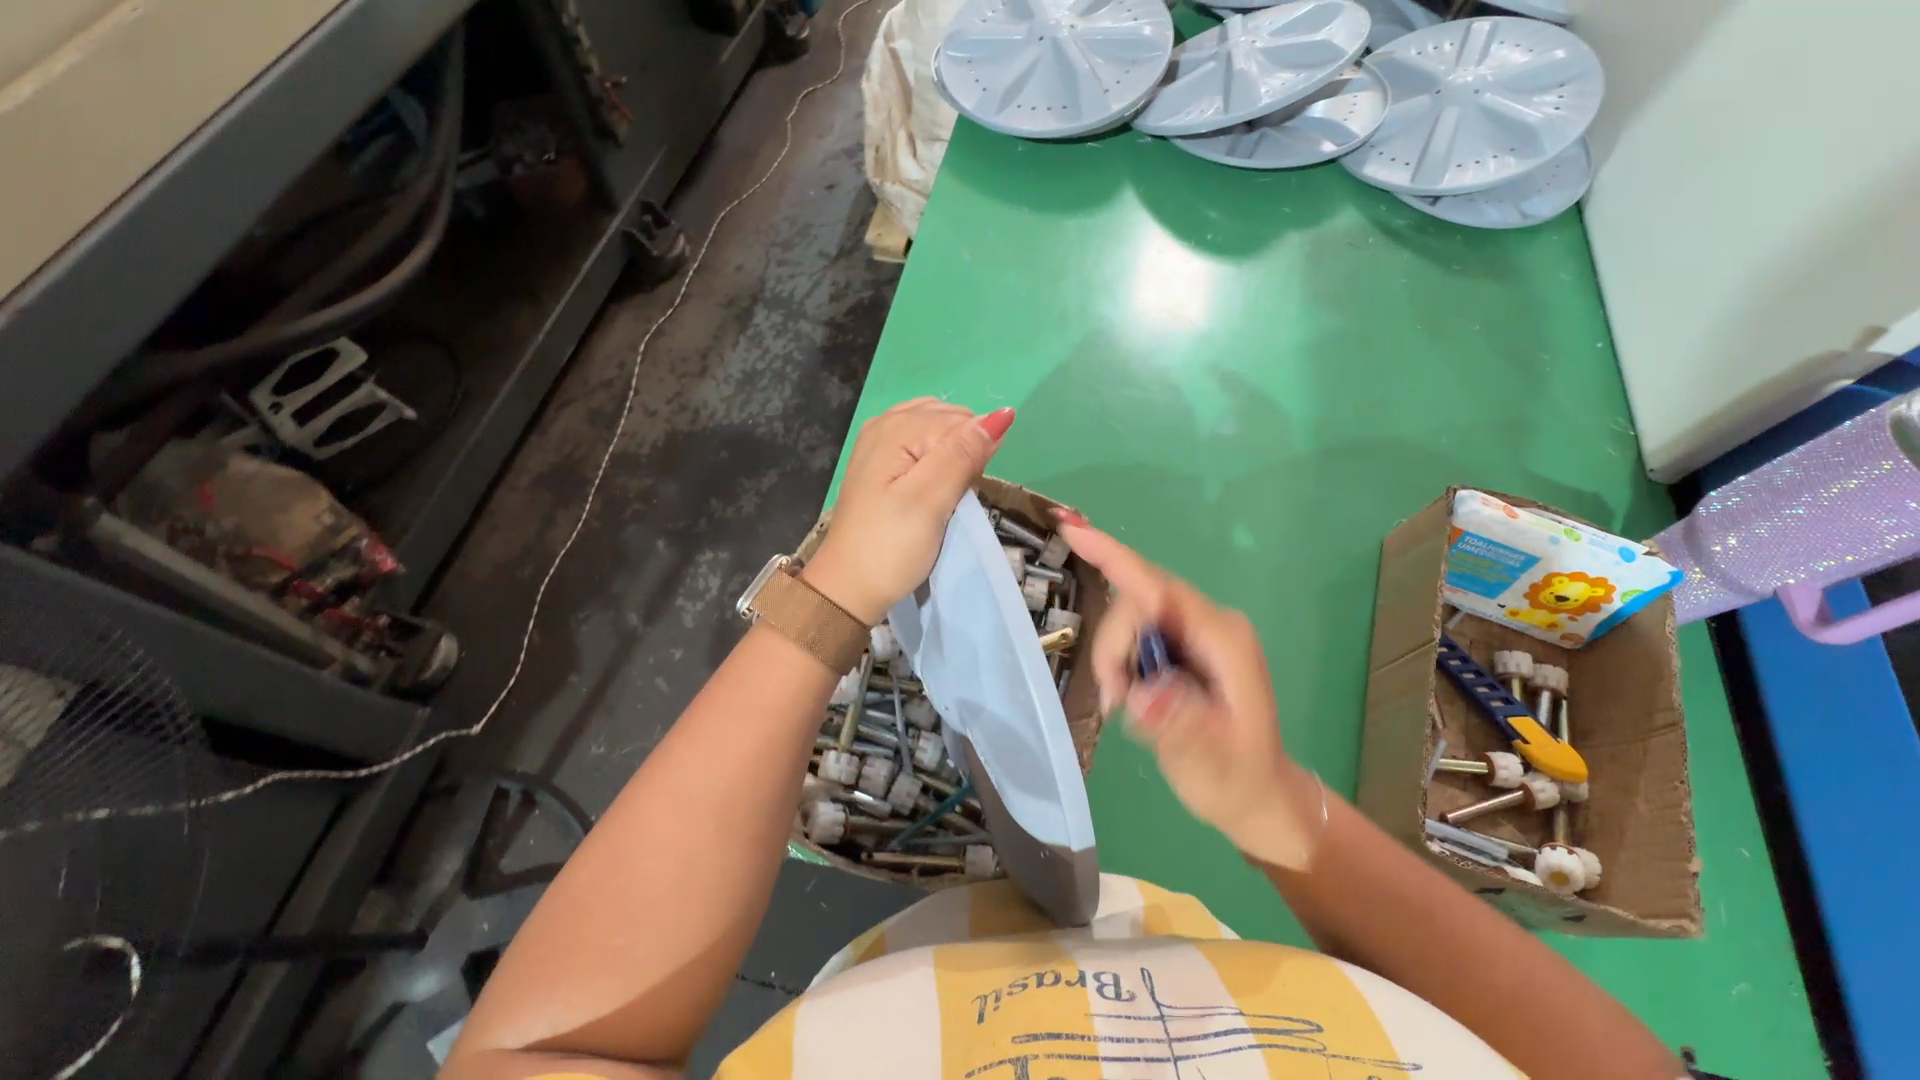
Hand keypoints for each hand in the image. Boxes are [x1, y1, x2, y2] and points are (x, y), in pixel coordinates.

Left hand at [803, 398, 1015, 623]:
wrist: (849, 586)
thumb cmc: (891, 546)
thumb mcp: (931, 500)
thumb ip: (963, 454)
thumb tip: (1002, 415)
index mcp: (897, 427)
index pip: (962, 422)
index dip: (973, 456)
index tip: (961, 494)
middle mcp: (885, 423)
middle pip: (949, 421)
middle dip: (962, 453)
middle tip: (951, 497)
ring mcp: (879, 443)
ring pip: (938, 432)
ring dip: (951, 457)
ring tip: (944, 493)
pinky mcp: (880, 464)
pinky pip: (922, 445)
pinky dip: (936, 460)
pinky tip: (933, 485)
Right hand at [1053, 511, 1326, 869]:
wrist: (1256, 795)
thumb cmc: (1237, 779)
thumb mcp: (1210, 762)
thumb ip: (1179, 726)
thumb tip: (1142, 695)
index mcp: (1223, 640)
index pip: (1159, 590)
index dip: (1115, 558)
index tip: (1073, 531)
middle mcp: (1209, 623)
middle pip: (1136, 602)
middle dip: (1113, 646)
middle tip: (1114, 701)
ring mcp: (1195, 631)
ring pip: (1129, 617)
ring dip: (1114, 658)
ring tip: (1124, 706)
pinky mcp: (1182, 643)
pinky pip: (1135, 632)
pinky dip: (1120, 661)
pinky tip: (1129, 693)